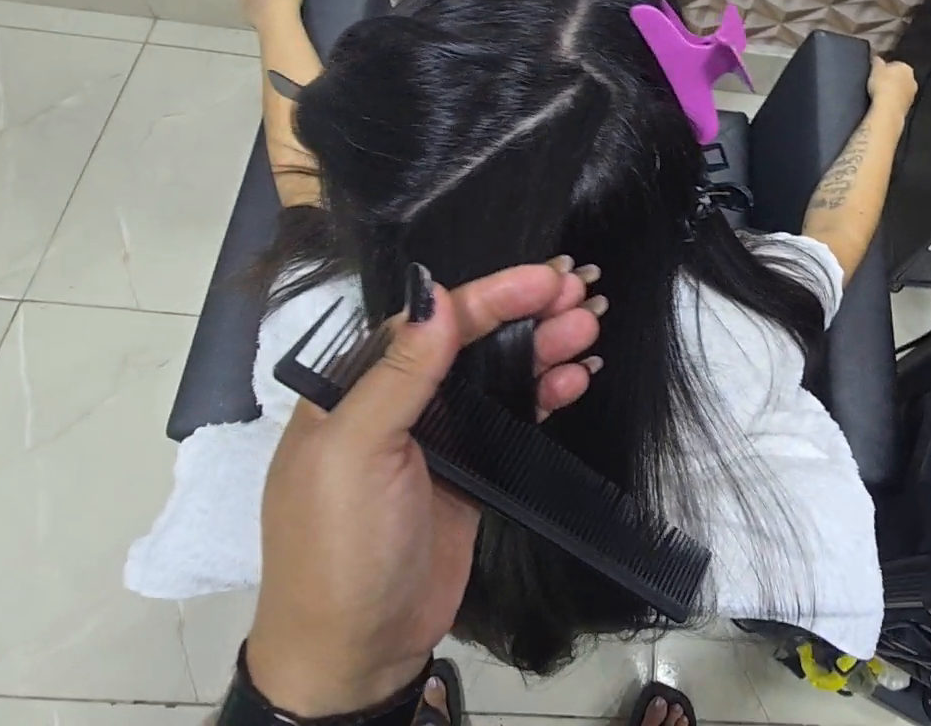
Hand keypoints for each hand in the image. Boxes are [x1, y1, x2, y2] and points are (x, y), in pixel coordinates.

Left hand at [246, 261, 603, 715]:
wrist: (358, 651)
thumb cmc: (341, 546)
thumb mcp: (356, 455)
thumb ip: (398, 374)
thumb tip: (434, 294)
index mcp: (359, 387)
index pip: (432, 321)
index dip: (492, 295)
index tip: (546, 278)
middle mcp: (400, 402)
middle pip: (471, 341)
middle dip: (526, 313)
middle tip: (581, 295)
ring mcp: (439, 436)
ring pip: (498, 375)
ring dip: (543, 349)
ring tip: (589, 329)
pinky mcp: (471, 468)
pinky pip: (512, 417)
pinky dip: (543, 395)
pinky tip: (574, 379)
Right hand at [868, 57, 916, 110]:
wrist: (888, 109)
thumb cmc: (882, 85)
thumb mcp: (875, 69)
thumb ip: (877, 61)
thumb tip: (877, 57)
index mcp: (905, 67)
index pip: (895, 64)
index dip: (885, 69)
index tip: (877, 74)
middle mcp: (913, 79)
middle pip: (900, 77)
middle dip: (892, 79)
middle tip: (879, 84)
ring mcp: (912, 94)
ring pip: (902, 89)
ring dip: (894, 90)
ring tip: (881, 95)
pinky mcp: (909, 106)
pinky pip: (900, 100)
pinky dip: (894, 100)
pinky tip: (885, 103)